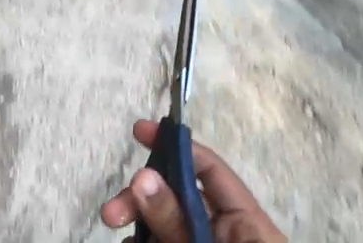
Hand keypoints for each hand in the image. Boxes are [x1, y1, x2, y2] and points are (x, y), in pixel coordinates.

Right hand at [100, 120, 284, 242]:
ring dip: (140, 222)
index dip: (175, 145)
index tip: (137, 130)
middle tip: (112, 212)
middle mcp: (233, 232)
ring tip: (117, 231)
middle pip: (182, 196)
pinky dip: (148, 239)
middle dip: (142, 197)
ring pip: (169, 222)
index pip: (211, 169)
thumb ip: (176, 220)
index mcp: (250, 225)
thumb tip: (141, 175)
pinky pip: (168, 241)